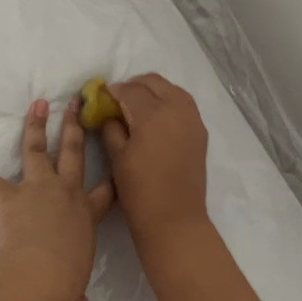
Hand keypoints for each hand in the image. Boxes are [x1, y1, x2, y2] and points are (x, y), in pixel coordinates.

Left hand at [0, 98, 114, 300]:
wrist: (47, 271)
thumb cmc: (67, 279)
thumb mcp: (76, 285)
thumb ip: (76, 296)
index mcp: (87, 215)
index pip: (105, 191)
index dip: (111, 175)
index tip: (117, 156)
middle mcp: (66, 193)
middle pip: (73, 153)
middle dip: (74, 127)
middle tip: (76, 104)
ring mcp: (37, 190)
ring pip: (37, 149)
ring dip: (35, 125)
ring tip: (38, 102)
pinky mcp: (9, 197)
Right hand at [98, 74, 209, 249]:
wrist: (174, 217)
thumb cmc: (139, 189)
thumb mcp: (117, 157)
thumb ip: (111, 128)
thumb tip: (109, 114)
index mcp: (152, 113)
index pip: (130, 90)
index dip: (113, 91)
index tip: (101, 95)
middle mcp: (176, 108)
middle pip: (154, 82)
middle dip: (134, 85)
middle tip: (118, 99)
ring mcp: (192, 119)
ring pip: (172, 90)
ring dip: (153, 92)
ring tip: (137, 107)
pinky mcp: (200, 132)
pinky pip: (183, 105)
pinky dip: (168, 103)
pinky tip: (155, 120)